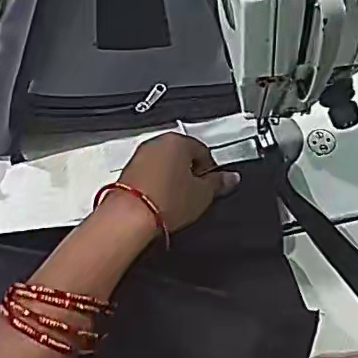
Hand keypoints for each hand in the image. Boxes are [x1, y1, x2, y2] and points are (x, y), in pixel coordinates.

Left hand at [114, 133, 238, 232]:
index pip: (203, 150)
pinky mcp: (128, 172)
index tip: (212, 184)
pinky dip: (157, 184)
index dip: (210, 170)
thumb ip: (218, 183)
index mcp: (178, 141)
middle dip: (190, 172)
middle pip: (181, 155)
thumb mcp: (202, 194)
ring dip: (172, 178)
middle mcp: (156, 144)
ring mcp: (140, 157)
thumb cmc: (163, 201)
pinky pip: (149, 174)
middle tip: (196, 193)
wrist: (130, 216)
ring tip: (178, 200)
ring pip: (164, 164)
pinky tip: (161, 201)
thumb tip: (229, 179)